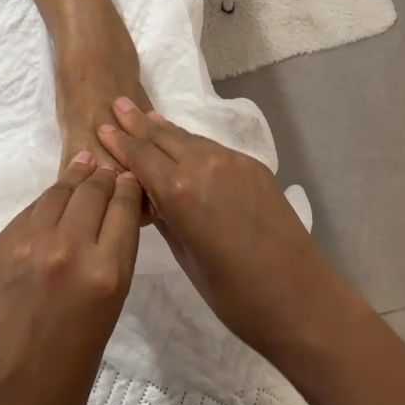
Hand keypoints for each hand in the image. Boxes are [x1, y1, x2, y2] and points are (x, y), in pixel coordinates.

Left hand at [0, 153, 144, 404]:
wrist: (1, 398)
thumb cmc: (66, 371)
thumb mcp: (106, 315)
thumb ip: (110, 263)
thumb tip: (111, 221)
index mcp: (107, 274)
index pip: (125, 208)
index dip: (130, 189)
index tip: (132, 178)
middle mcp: (71, 248)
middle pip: (94, 191)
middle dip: (105, 179)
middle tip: (110, 171)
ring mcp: (32, 242)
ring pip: (60, 191)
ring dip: (76, 179)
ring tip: (84, 166)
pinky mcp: (3, 242)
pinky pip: (33, 208)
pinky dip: (48, 200)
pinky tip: (55, 197)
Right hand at [96, 98, 339, 357]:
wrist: (302, 300)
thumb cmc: (236, 296)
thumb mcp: (188, 260)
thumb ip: (167, 220)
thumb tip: (153, 198)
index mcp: (181, 193)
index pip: (141, 157)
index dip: (120, 142)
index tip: (101, 126)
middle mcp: (204, 166)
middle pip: (162, 137)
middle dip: (138, 123)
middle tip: (117, 103)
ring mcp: (232, 163)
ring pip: (188, 139)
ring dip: (164, 129)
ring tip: (144, 115)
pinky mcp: (254, 168)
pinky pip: (212, 148)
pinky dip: (191, 142)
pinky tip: (182, 142)